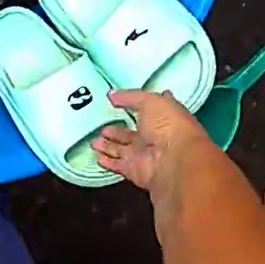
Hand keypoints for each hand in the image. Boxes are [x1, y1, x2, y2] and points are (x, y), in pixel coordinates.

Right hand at [91, 89, 220, 194]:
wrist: (172, 159)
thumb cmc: (167, 124)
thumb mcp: (150, 101)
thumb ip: (129, 97)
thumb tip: (110, 94)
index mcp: (161, 118)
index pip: (148, 111)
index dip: (137, 106)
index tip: (122, 104)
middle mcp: (152, 137)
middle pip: (129, 134)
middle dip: (115, 131)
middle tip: (100, 126)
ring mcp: (141, 154)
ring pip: (120, 149)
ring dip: (107, 145)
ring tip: (93, 140)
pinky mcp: (131, 169)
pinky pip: (116, 164)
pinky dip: (106, 161)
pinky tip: (96, 155)